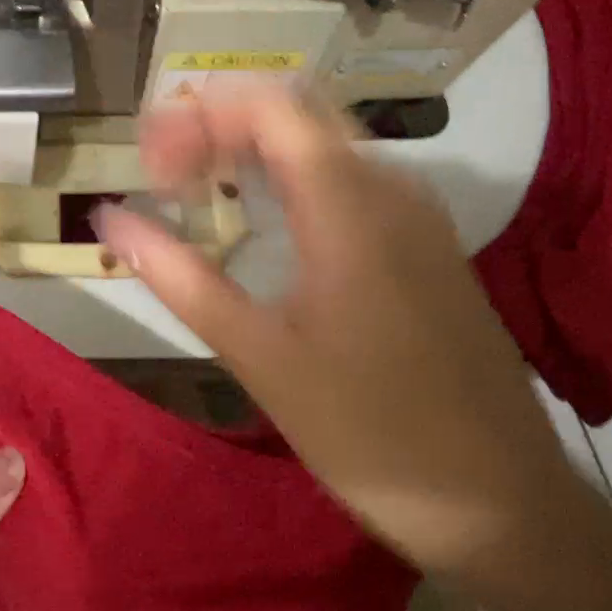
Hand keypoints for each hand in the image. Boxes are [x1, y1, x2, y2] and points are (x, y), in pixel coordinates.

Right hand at [96, 85, 611, 610]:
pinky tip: (266, 220)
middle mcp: (391, 189)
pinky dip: (293, 173)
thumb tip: (108, 219)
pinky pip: (352, 175)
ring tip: (198, 188)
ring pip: (326, 139)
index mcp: (348, 207)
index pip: (267, 107)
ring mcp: (418, 215)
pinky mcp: (428, 244)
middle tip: (165, 170)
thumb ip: (180, 279)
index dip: (198, 117)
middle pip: (296, 110)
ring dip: (255, 146)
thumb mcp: (259, 357)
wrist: (503, 503)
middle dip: (220, 123)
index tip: (150, 165)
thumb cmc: (370, 433)